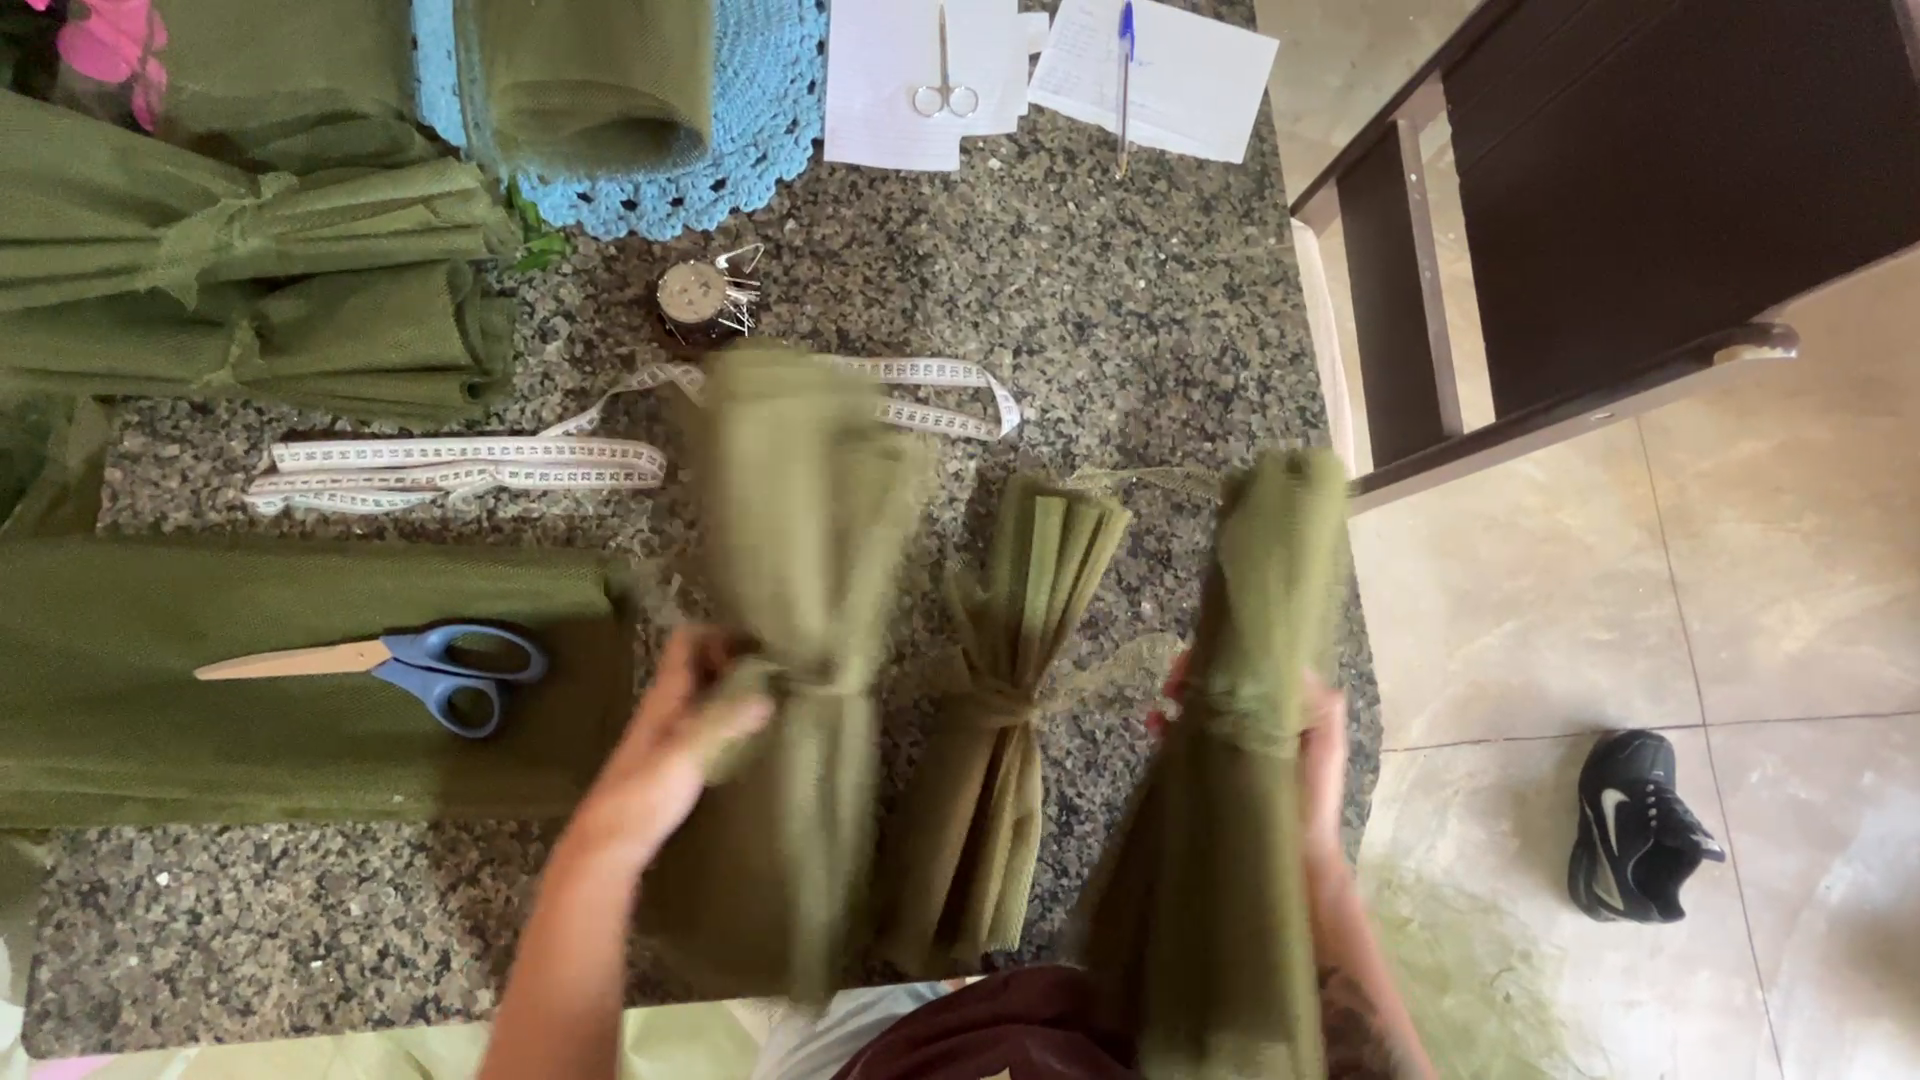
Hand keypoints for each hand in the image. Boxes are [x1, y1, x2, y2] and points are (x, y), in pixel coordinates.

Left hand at [559, 625, 771, 873]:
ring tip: (768, 695)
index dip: (719, 634)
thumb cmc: (644, 793)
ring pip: (701, 690)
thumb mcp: (688, 754)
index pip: (687, 640)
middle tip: (772, 670)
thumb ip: (725, 723)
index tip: (755, 647)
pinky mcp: (671, 755)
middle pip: (697, 662)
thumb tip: (767, 697)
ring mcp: (666, 729)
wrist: (608, 843)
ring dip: (731, 685)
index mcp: (665, 694)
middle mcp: (664, 704)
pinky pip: (703, 717)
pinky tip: (747, 731)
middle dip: (732, 658)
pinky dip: (726, 713)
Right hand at [1145, 653, 1349, 861]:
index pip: (1247, 674)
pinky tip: (1156, 723)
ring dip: (1177, 695)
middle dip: (1194, 676)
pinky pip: (1179, 736)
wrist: (1292, 856)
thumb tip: (1292, 666)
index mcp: (1277, 713)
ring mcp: (1224, 744)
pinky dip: (1164, 723)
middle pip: (1216, 686)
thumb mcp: (1326, 746)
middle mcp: (1248, 723)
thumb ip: (1322, 707)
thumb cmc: (1313, 798)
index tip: (1205, 658)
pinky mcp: (1204, 766)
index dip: (1226, 660)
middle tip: (1176, 681)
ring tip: (1164, 699)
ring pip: (1195, 706)